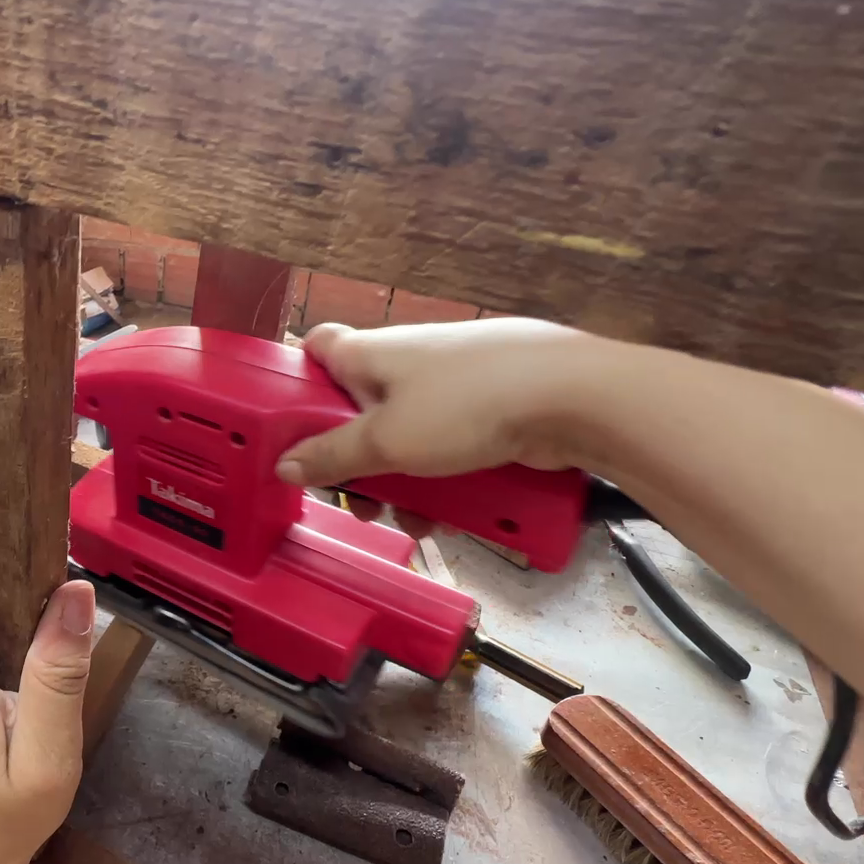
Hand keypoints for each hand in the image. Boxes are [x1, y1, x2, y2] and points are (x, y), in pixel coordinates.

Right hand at [276, 319, 605, 488]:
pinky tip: (446, 510)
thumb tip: (283, 467)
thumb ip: (331, 456)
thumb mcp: (386, 442)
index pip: (318, 345)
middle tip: (355, 495)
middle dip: (353, 454)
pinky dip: (439, 472)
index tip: (295, 422)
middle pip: (359, 403)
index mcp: (371, 352)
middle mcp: (408, 356)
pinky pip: (447, 438)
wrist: (580, 398)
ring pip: (406, 429)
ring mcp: (452, 378)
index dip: (300, 377)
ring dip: (398, 477)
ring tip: (407, 518)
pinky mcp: (491, 399)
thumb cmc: (466, 406)